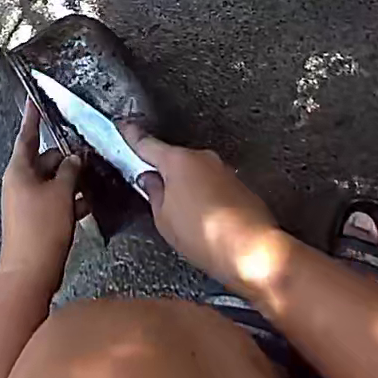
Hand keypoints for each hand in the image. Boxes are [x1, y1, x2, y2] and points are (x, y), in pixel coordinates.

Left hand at [0, 104, 81, 291]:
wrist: (30, 274)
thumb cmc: (41, 229)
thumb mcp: (61, 193)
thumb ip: (71, 170)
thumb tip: (75, 158)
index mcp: (19, 170)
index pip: (26, 136)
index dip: (32, 117)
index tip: (34, 99)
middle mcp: (20, 182)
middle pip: (46, 159)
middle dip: (67, 158)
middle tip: (90, 156)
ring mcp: (27, 201)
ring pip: (53, 180)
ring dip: (72, 180)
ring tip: (94, 180)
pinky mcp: (36, 218)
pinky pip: (54, 199)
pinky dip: (69, 198)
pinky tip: (89, 202)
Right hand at [122, 127, 290, 294]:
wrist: (254, 251)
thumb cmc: (208, 236)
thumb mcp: (164, 218)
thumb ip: (153, 193)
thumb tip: (151, 181)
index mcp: (178, 161)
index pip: (146, 143)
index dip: (131, 135)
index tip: (123, 127)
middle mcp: (202, 158)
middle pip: (173, 160)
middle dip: (163, 174)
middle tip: (155, 197)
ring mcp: (223, 170)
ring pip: (194, 174)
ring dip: (186, 189)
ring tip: (185, 220)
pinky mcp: (239, 186)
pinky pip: (213, 186)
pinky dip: (205, 198)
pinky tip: (205, 222)